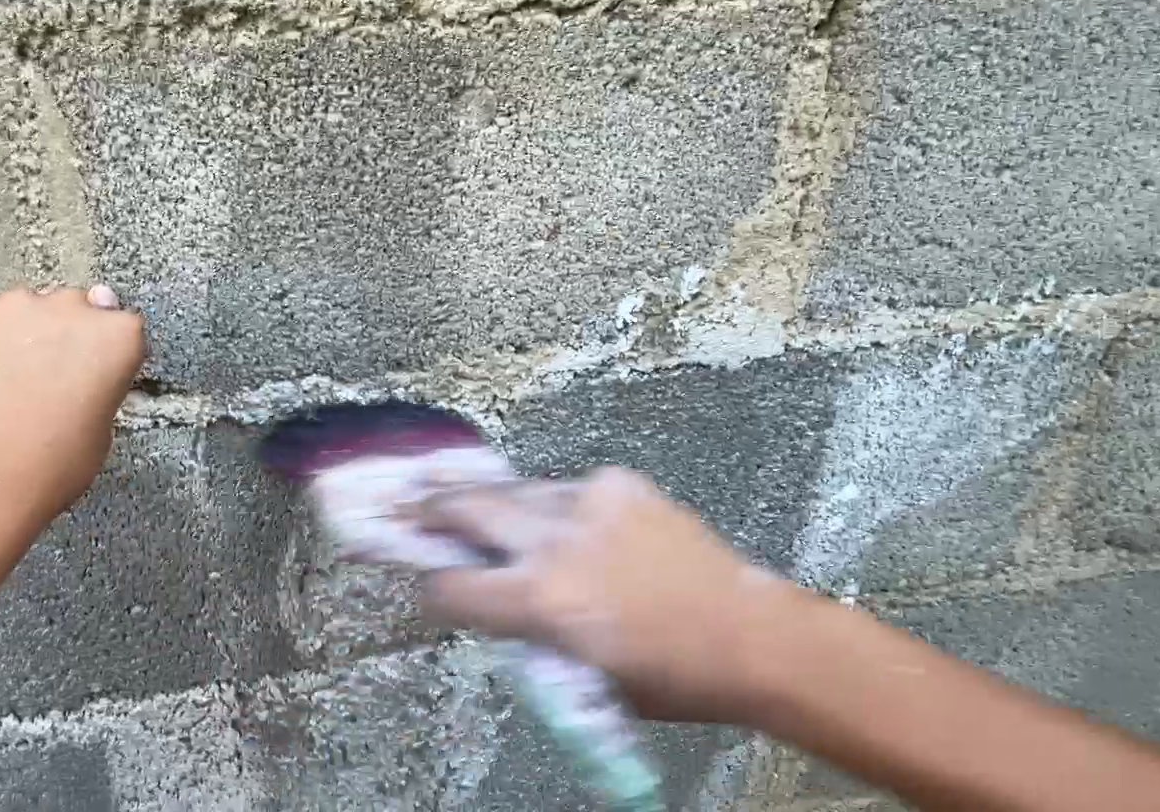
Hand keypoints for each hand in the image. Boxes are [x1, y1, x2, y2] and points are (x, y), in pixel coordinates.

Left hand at [0, 285, 144, 524]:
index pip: (122, 325)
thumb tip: (84, 368)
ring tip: (10, 382)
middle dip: (66, 333)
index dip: (106, 352)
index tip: (93, 373)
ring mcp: (18, 307)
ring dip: (26, 333)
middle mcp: (72, 307)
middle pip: (75, 307)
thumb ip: (100, 380)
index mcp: (117, 335)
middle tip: (50, 378)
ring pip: (28, 309)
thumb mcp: (102, 426)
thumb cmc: (52, 464)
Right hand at [411, 466, 813, 722]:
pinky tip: (559, 520)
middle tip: (404, 505)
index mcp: (543, 602)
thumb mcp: (582, 675)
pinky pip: (561, 487)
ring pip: (509, 489)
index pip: (453, 587)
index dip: (430, 590)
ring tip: (458, 494)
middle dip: (427, 510)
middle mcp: (554, 543)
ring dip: (484, 499)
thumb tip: (485, 600)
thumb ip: (526, 631)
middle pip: (464, 509)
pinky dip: (549, 503)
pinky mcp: (614, 482)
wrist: (756, 637)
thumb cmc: (670, 677)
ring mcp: (585, 502)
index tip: (425, 588)